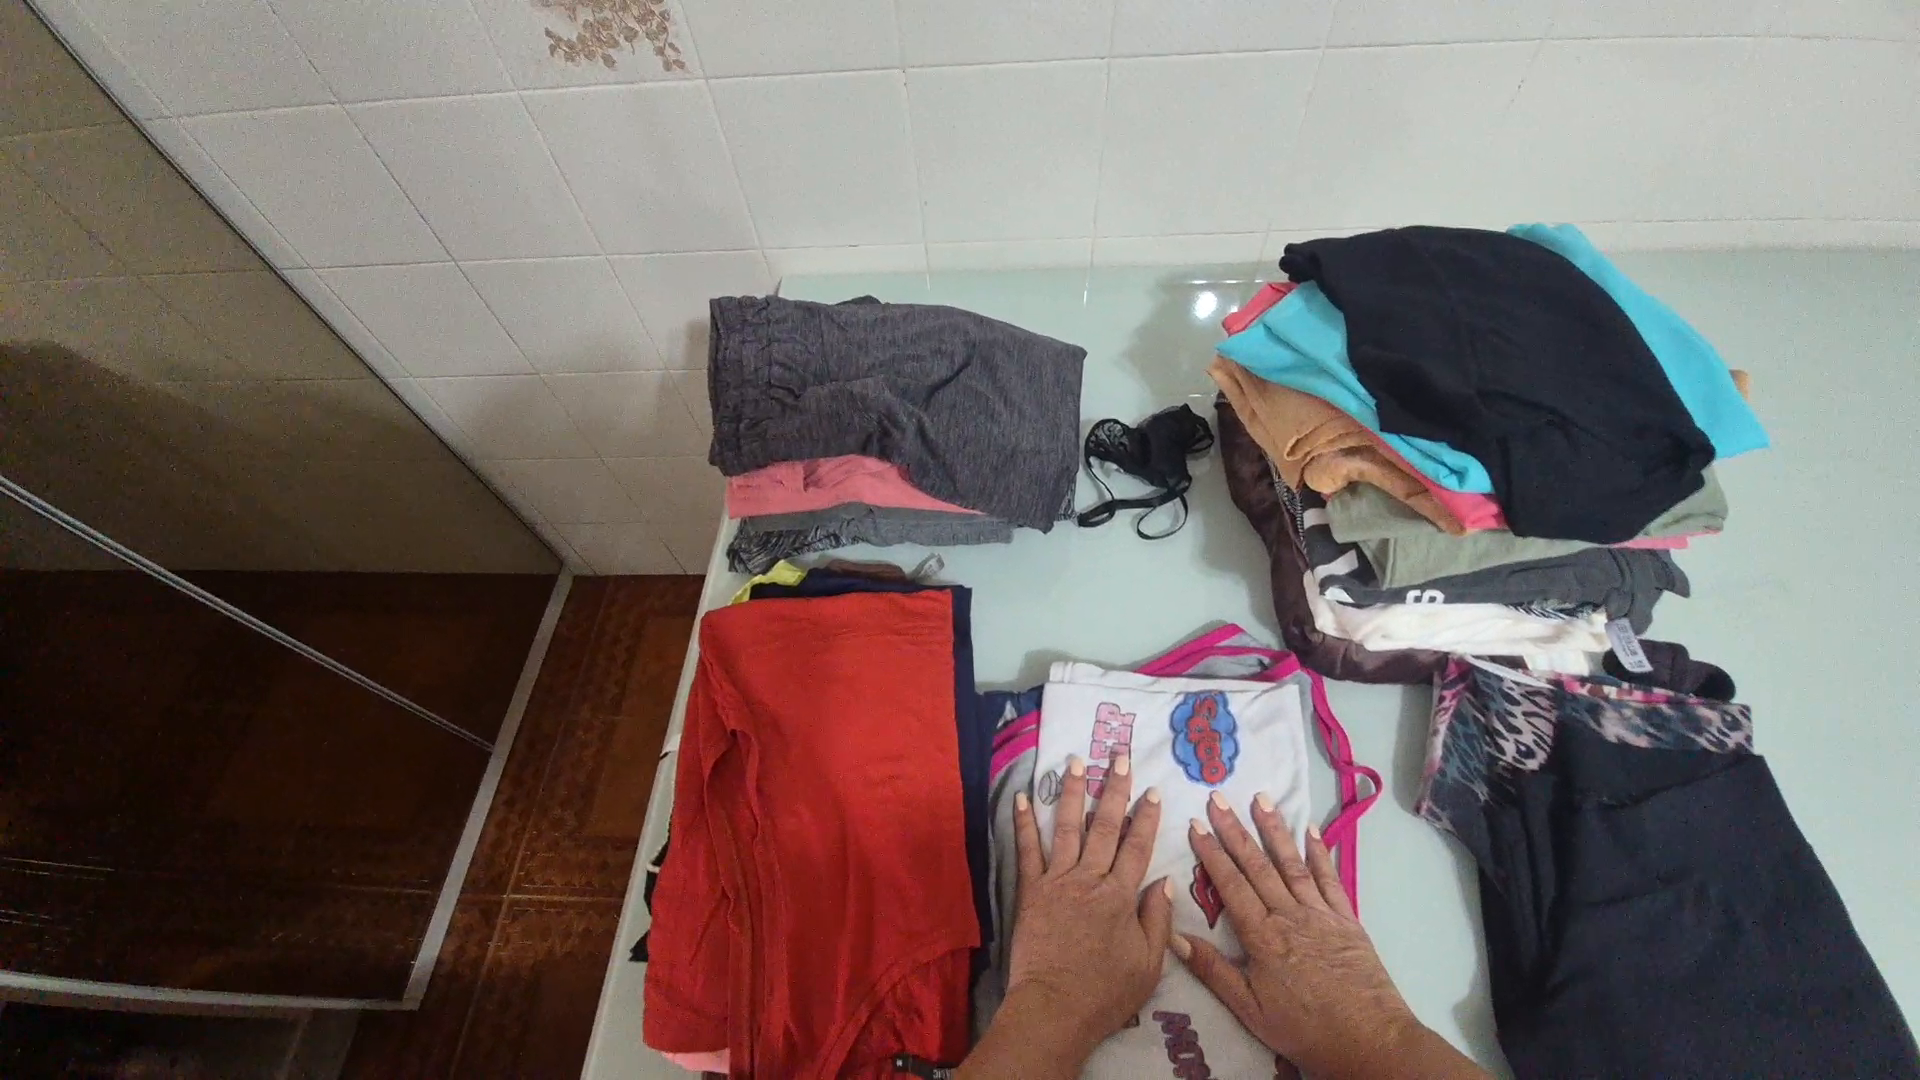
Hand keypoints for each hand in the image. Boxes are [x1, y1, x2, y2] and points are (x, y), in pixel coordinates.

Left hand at [1005, 753, 1172, 1056]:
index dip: (1146, 818)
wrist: (1054, 1008)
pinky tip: (1021, 797)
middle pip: (1105, 826)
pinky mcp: (1031, 889)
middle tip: (1119, 757)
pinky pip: (1027, 850)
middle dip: (1114, 789)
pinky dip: (1024, 822)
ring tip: (1076, 761)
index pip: (1137, 847)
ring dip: (1072, 792)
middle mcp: (1090, 879)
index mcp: (1121, 897)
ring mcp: (1058, 880)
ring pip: (1067, 827)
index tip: (1152, 790)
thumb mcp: (1149, 964)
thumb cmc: (1106, 992)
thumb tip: (1164, 881)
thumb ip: (1157, 920)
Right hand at [1174, 793, 1487, 1079]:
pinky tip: (1311, 829)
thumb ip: (1213, 971)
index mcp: (1262, 935)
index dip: (1211, 853)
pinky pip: (1330, 880)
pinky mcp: (1346, 920)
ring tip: (1260, 797)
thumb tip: (1173, 935)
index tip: (1195, 824)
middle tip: (1217, 797)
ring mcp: (1319, 914)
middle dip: (1234, 829)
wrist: (1374, 1045)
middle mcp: (1288, 915)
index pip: (1230, 885)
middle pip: (1256, 865)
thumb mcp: (1251, 1011)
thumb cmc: (1307, 1031)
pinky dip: (1320, 853)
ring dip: (1273, 829)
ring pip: (1291, 863)